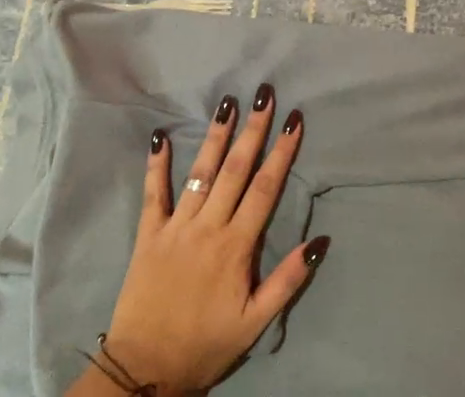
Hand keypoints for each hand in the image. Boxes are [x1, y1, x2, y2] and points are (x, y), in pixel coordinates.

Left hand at [79, 85, 327, 396]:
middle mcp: (208, 227)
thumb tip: (320, 241)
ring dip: (216, 137)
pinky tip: (160, 137)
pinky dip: (156, 165)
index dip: (282, 152)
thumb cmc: (207, 344)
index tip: (294, 120)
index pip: (265, 188)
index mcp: (237, 245)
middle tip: (263, 95)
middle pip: (236, 170)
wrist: (143, 369)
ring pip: (200, 173)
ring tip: (227, 103)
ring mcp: (175, 228)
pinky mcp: (148, 236)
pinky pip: (153, 194)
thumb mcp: (256, 321)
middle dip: (252, 130)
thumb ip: (287, 279)